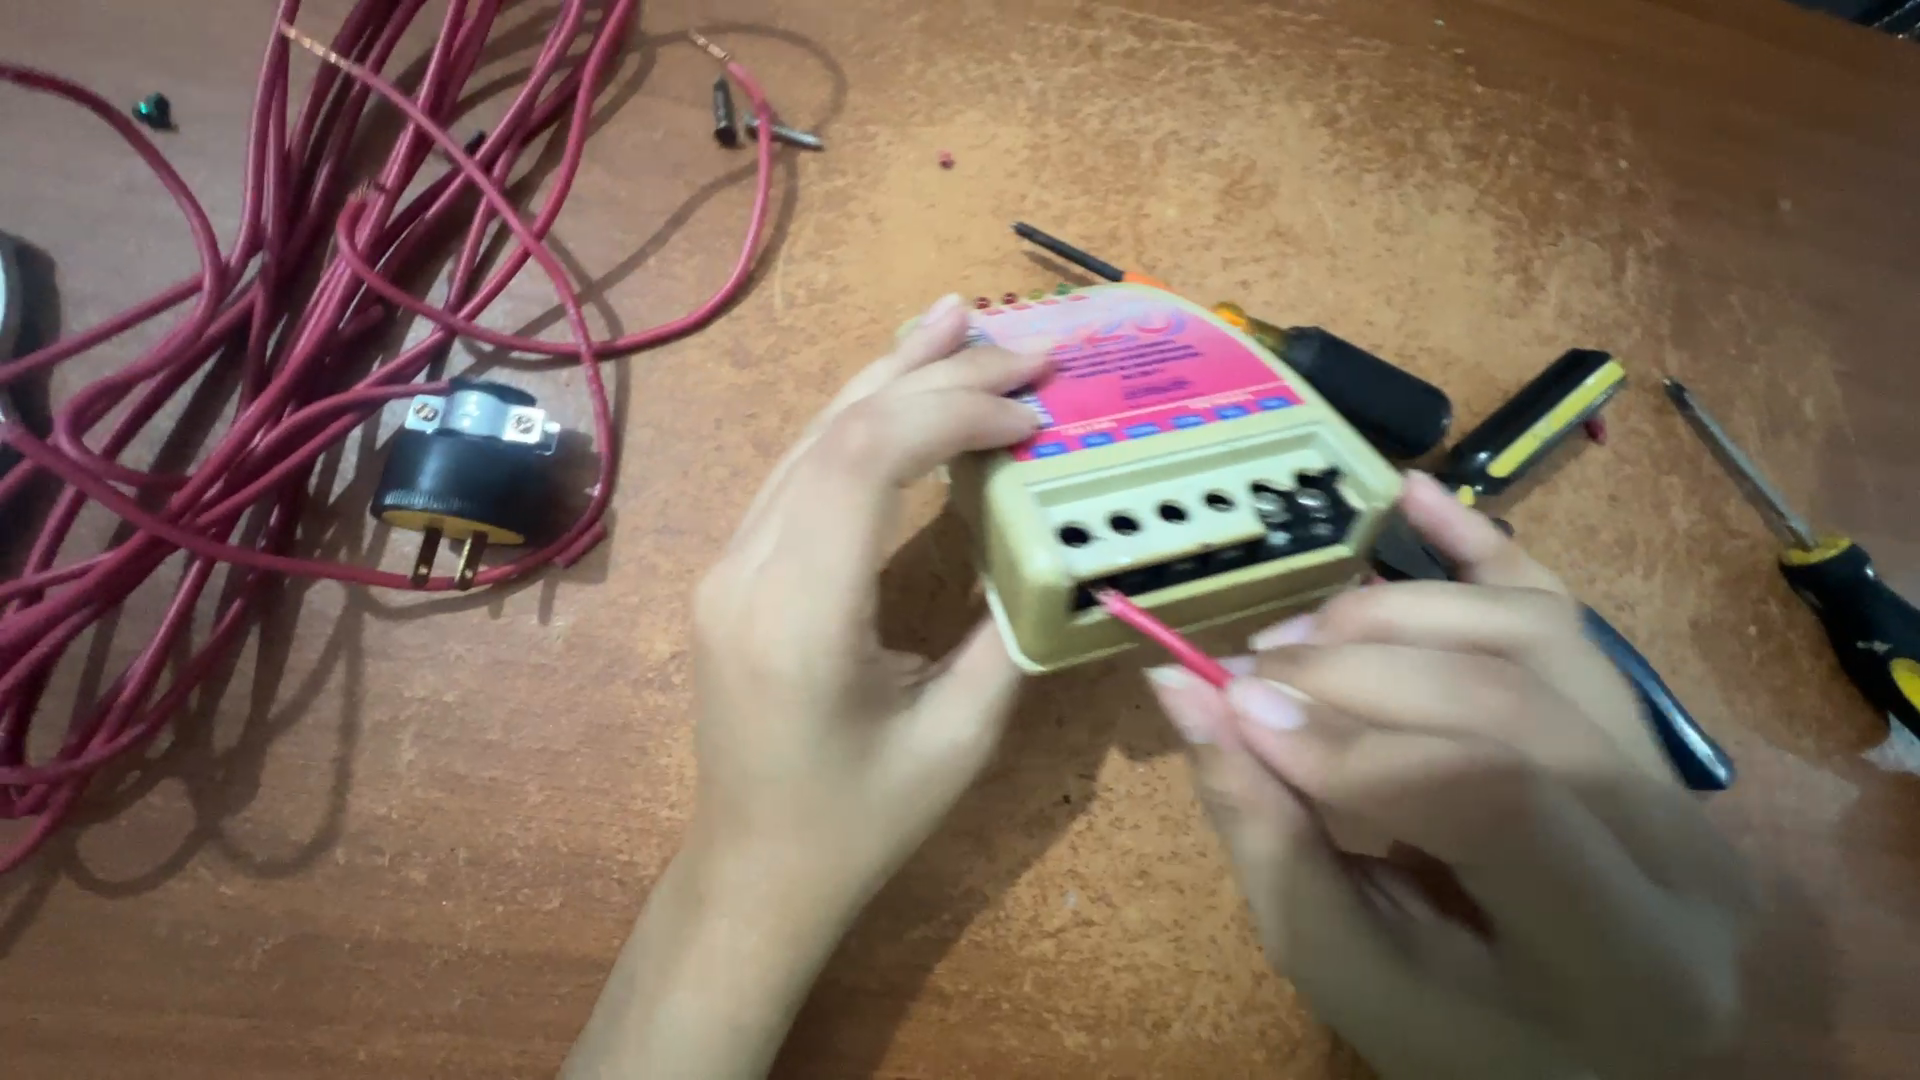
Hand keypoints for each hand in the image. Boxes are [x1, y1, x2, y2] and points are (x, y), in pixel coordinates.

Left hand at [687, 292, 1045, 920]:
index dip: (953, 414)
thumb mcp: (958, 739)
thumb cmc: (862, 822)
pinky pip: (800, 470)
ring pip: (811, 436)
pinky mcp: (737, 567)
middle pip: (838, 432)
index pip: (864, 461)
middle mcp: (748, 572)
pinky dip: (860, 418)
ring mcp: (730, 563)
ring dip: (892, 374)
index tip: (1033, 416)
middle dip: (936, 375)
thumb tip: (1049, 540)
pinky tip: (898, 384)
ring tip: (958, 320)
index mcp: (800, 619)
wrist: (755, 870)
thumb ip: (1004, 630)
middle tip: (1020, 342)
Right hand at [1146, 471, 1755, 1079]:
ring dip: (1390, 613)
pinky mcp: (1635, 726)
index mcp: (1622, 952)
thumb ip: (1255, 819)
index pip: (1489, 793)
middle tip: (1246, 673)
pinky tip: (1414, 494)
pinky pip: (1561, 608)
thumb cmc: (1441, 1026)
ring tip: (1299, 636)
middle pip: (1505, 697)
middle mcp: (1680, 848)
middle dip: (1346, 671)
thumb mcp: (1327, 952)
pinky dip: (1478, 544)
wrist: (1559, 1041)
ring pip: (1531, 632)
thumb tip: (1178, 686)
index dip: (1345, 740)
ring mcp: (1672, 775)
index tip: (1236, 713)